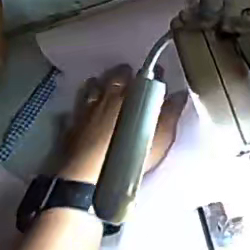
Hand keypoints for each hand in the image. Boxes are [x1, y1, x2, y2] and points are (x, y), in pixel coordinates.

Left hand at [53, 69, 185, 184]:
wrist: (88, 177)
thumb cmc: (129, 154)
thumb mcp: (161, 137)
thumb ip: (170, 114)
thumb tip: (179, 94)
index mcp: (130, 96)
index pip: (145, 76)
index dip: (153, 73)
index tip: (159, 73)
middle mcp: (106, 98)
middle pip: (114, 77)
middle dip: (123, 73)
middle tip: (128, 72)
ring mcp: (85, 111)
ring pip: (91, 87)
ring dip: (99, 83)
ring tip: (104, 84)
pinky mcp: (70, 126)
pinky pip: (75, 107)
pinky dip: (81, 104)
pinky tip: (83, 108)